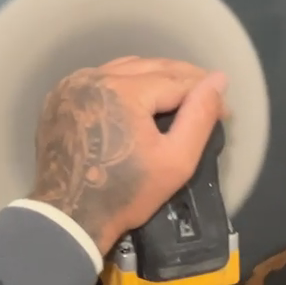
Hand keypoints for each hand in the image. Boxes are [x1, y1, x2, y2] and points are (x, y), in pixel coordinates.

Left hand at [27, 57, 227, 253]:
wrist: (68, 217)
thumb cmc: (126, 193)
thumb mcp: (175, 160)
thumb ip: (199, 117)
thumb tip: (218, 79)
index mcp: (123, 90)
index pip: (177, 80)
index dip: (204, 93)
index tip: (224, 110)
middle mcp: (95, 77)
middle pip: (151, 67)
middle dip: (183, 79)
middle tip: (206, 97)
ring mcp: (73, 85)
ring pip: (125, 68)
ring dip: (154, 77)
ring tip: (176, 97)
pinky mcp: (61, 97)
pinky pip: (101, 78)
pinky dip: (124, 83)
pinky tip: (138, 100)